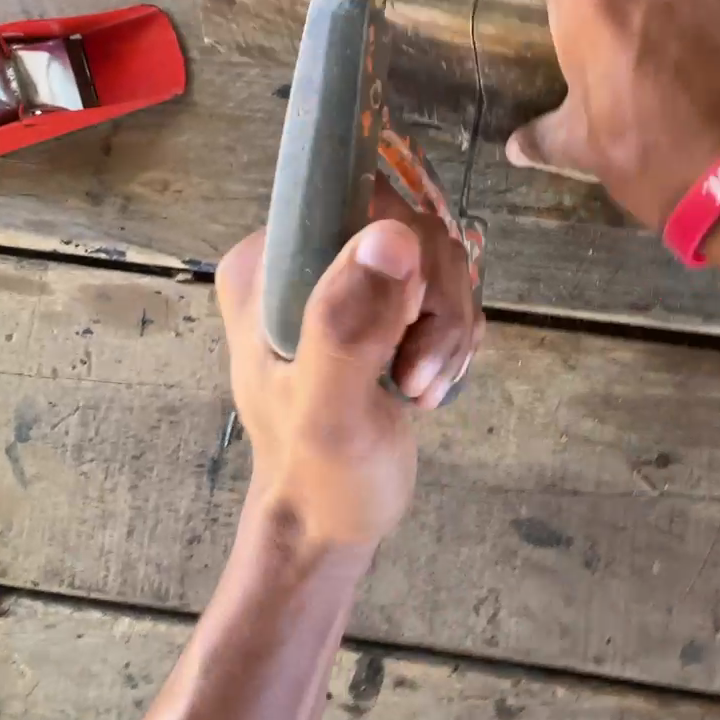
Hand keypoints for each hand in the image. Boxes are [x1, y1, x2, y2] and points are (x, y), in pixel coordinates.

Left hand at [215, 178, 483, 547]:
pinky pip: (446, 289)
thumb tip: (392, 235)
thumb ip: (346, 327)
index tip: (407, 322)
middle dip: (434, 305)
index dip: (405, 252)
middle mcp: (304, 257)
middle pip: (411, 229)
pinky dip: (452, 336)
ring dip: (447, 328)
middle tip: (415, 372)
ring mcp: (344, 280)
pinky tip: (428, 381)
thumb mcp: (328, 414)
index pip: (359, 199)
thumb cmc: (320, 479)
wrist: (332, 521)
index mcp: (268, 262)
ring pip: (438, 261)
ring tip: (418, 387)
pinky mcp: (380, 305)